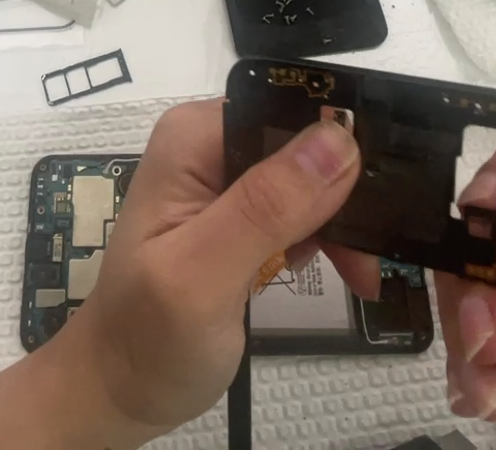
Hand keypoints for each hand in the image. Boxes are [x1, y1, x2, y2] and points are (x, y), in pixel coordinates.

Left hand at [50, 100, 372, 441]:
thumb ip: (265, 207)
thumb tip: (335, 140)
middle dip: (341, 194)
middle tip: (364, 257)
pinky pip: (300, 203)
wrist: (122, 385)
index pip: (282, 109)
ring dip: (338, 222)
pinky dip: (324, 236)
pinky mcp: (240, 209)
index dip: (333, 141)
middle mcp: (210, 142)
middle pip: (302, 142)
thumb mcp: (203, 273)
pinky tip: (328, 267)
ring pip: (310, 175)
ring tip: (354, 273)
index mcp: (194, 136)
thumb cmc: (148, 337)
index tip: (372, 195)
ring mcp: (225, 176)